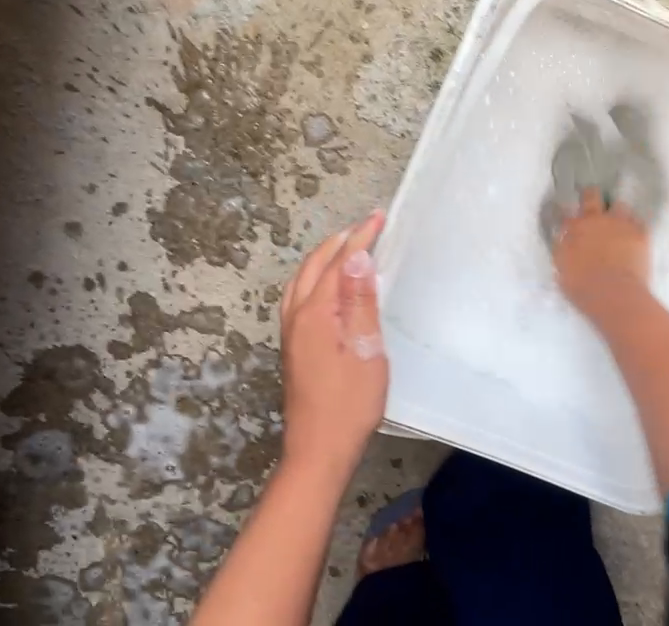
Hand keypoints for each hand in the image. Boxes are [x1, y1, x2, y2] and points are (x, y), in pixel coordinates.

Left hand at [278, 211, 386, 477]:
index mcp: (315, 314)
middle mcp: (296, 317)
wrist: (319, 450)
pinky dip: (314, 277)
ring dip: (323, 257)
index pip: (338, 263)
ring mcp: (291, 333)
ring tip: (347, 247)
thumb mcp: (366, 350)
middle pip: (313, 266)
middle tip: (366, 227)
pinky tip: (328, 286)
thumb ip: (360, 301)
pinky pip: (299, 296)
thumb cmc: (350, 403)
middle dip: (339, 241)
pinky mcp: (293, 347)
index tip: (378, 217)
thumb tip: (356, 256)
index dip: (359, 238)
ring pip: (301, 280)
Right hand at [553, 189, 651, 322]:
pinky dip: (635, 227)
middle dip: (591, 195)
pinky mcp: (640, 232)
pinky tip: (635, 236)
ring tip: (619, 223)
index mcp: (574, 229)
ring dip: (617, 213)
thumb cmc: (582, 286)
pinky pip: (639, 222)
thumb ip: (563, 249)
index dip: (567, 210)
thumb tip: (564, 240)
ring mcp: (620, 223)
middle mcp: (595, 219)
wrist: (614, 294)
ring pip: (619, 206)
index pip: (566, 210)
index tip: (569, 213)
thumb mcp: (562, 268)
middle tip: (592, 198)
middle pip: (592, 195)